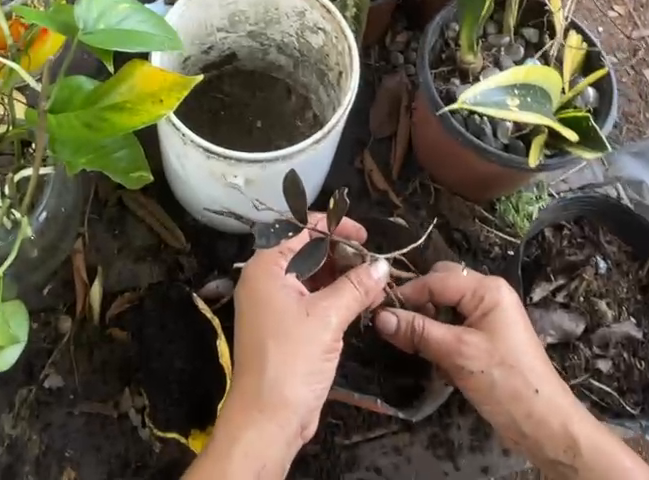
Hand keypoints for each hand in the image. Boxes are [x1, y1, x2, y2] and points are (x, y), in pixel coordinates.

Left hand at [214, 212, 390, 459]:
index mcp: (266, 266)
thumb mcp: (327, 319)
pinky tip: (362, 301)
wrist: (267, 421)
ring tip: (375, 283)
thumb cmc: (291, 361)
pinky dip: (336, 297)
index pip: (299, 229)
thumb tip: (382, 265)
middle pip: (306, 251)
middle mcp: (266, 279)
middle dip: (341, 254)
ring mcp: (274, 303)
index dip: (333, 226)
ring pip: (311, 276)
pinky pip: (312, 298)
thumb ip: (356, 287)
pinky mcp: (285, 326)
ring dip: (342, 277)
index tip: (364, 235)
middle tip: (374, 264)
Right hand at [373, 262, 584, 463]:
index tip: (379, 310)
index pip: (436, 279)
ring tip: (412, 342)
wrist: (545, 425)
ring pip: (447, 306)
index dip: (407, 293)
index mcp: (486, 288)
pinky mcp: (489, 337)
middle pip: (441, 286)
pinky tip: (433, 355)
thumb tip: (380, 316)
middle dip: (419, 304)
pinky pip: (456, 324)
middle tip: (396, 326)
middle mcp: (489, 294)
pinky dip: (441, 336)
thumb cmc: (504, 382)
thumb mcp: (457, 354)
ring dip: (429, 322)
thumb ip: (418, 332)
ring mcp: (490, 316)